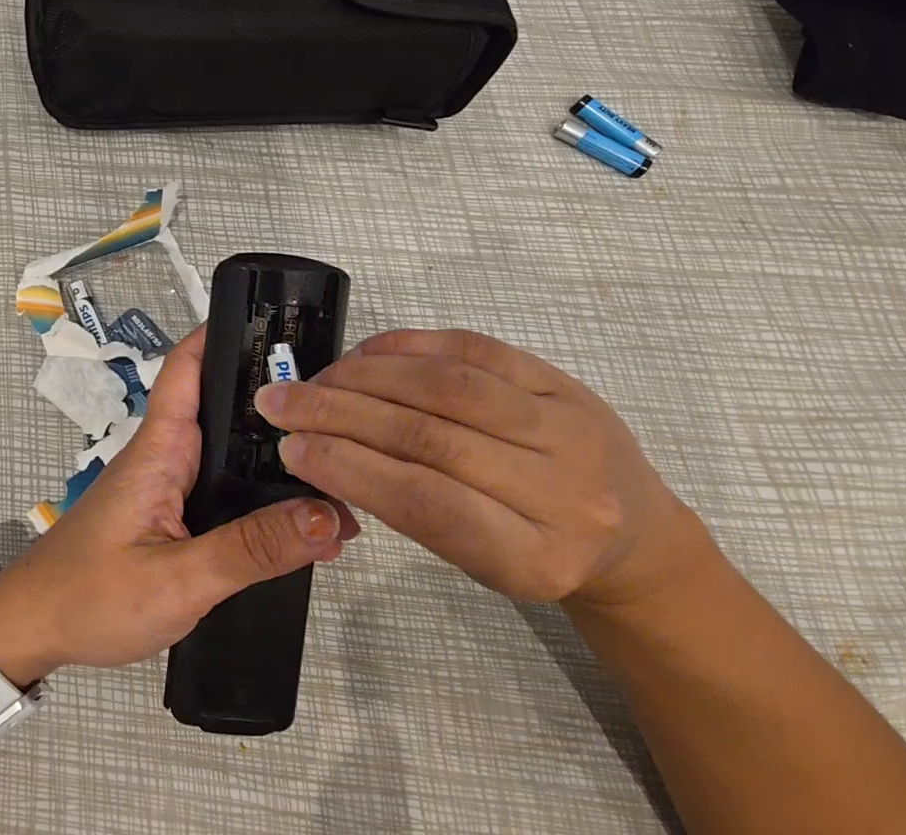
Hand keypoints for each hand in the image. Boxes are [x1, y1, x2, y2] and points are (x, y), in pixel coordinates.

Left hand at [0, 326, 358, 684]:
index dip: (225, 337)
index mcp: (157, 452)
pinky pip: (226, 496)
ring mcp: (167, 489)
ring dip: (278, 460)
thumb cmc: (89, 597)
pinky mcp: (170, 520)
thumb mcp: (178, 580)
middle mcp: (164, 459)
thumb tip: (327, 513)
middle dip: (278, 404)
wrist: (35, 629)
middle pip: (224, 411)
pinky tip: (307, 522)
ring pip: (231, 457)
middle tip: (349, 407)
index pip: (188, 371)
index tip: (283, 323)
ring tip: (348, 469)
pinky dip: (264, 502)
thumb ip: (251, 549)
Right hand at [254, 329, 709, 607]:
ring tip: (313, 379)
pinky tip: (364, 353)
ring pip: (450, 387)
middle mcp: (564, 493)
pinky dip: (408, 346)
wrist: (628, 534)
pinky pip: (476, 350)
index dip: (351, 471)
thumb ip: (404, 507)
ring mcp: (571, 429)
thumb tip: (316, 448)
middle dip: (339, 415)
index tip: (290, 449)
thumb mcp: (473, 559)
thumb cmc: (531, 552)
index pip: (429, 505)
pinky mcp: (565, 383)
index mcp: (534, 557)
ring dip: (365, 376)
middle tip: (277, 402)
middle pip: (433, 439)